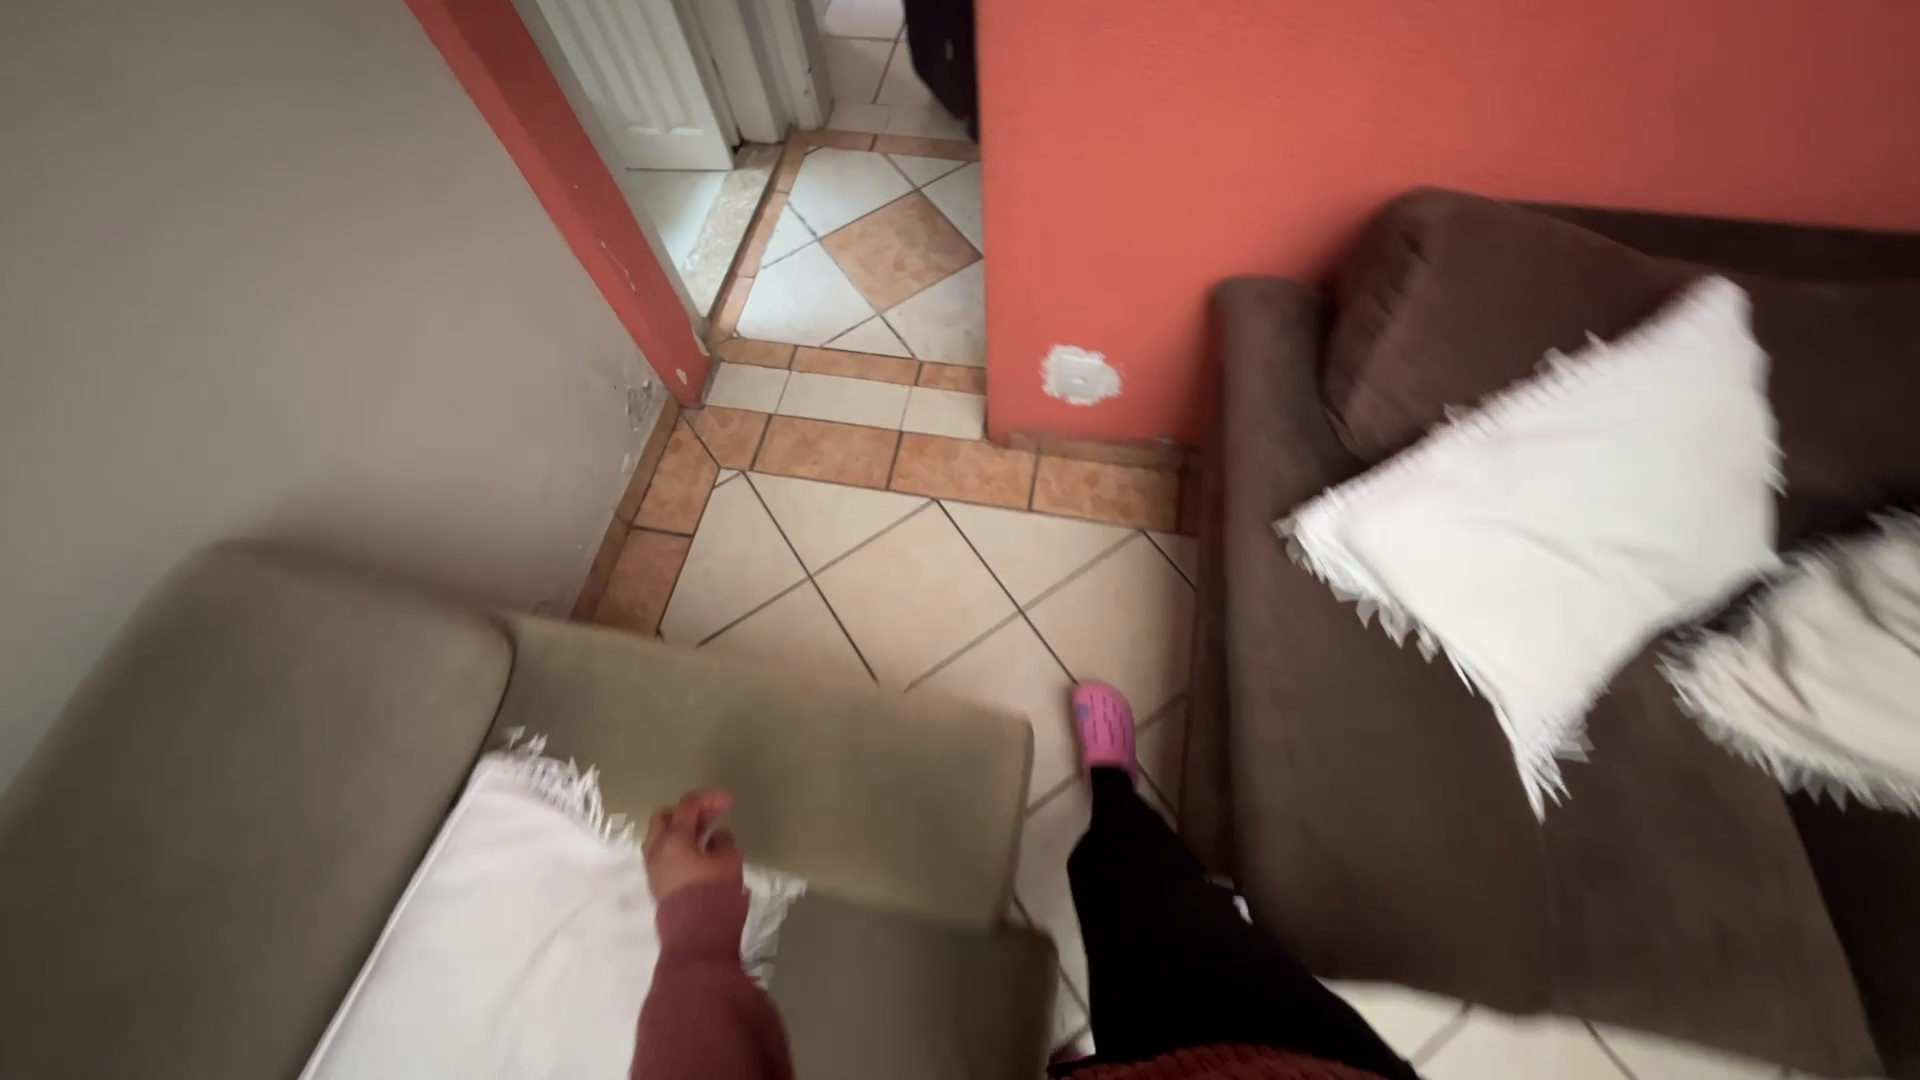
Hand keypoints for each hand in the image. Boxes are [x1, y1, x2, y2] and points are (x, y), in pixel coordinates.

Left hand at [642, 790, 741, 901]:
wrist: (695, 942)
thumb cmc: (714, 896)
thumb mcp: (729, 862)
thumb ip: (723, 842)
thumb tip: (715, 838)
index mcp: (674, 839)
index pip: (688, 805)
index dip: (710, 798)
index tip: (730, 802)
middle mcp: (657, 850)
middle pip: (665, 817)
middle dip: (688, 812)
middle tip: (711, 816)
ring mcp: (653, 869)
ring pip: (661, 837)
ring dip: (681, 830)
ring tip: (706, 835)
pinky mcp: (657, 886)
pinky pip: (663, 855)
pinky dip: (679, 847)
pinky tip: (699, 854)